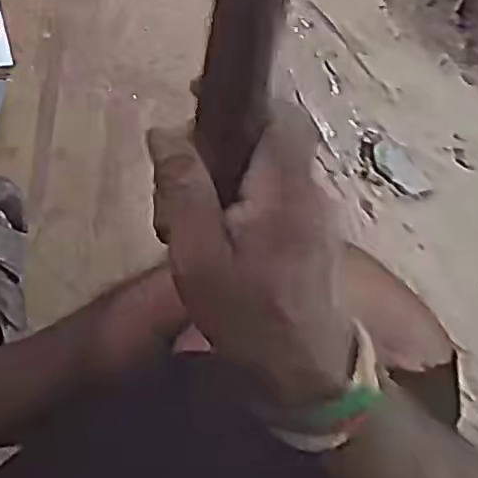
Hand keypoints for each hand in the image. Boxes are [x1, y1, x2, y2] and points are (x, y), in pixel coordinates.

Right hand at [145, 107, 352, 408]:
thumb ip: (182, 188)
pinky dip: (230, 200)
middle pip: (259, 140)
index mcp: (285, 192)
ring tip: (182, 224)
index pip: (281, 117)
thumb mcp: (198, 253)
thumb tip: (164, 130)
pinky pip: (264, 193)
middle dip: (210, 150)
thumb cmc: (249, 317)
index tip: (197, 97)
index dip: (242, 96)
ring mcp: (313, 214)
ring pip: (257, 168)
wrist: (308, 381)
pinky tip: (206, 237)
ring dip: (215, 180)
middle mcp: (308, 193)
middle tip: (171, 192)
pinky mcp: (308, 233)